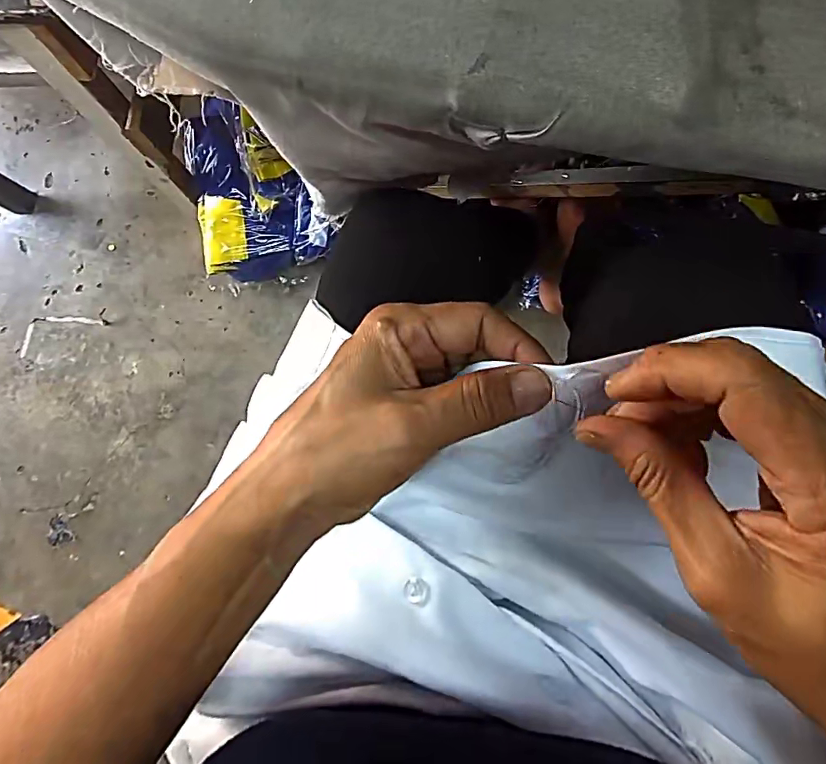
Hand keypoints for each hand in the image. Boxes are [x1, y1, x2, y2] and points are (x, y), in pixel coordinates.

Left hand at [253, 302, 552, 527]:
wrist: (281, 504)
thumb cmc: (332, 455)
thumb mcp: (415, 425)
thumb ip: (480, 400)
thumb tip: (537, 384)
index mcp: (399, 327)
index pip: (478, 320)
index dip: (517, 346)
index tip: (544, 380)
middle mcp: (403, 339)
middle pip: (475, 341)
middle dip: (506, 371)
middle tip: (534, 404)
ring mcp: (403, 369)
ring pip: (467, 368)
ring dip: (491, 391)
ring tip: (512, 418)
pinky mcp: (404, 398)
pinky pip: (453, 392)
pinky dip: (473, 407)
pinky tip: (484, 426)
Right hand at [576, 339, 825, 762]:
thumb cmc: (818, 658)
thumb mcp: (723, 580)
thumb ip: (664, 487)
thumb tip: (605, 426)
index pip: (746, 383)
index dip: (673, 370)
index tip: (616, 390)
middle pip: (754, 371)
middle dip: (676, 379)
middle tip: (623, 412)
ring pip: (765, 380)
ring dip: (698, 393)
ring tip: (650, 428)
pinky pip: (783, 403)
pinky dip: (729, 409)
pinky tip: (696, 437)